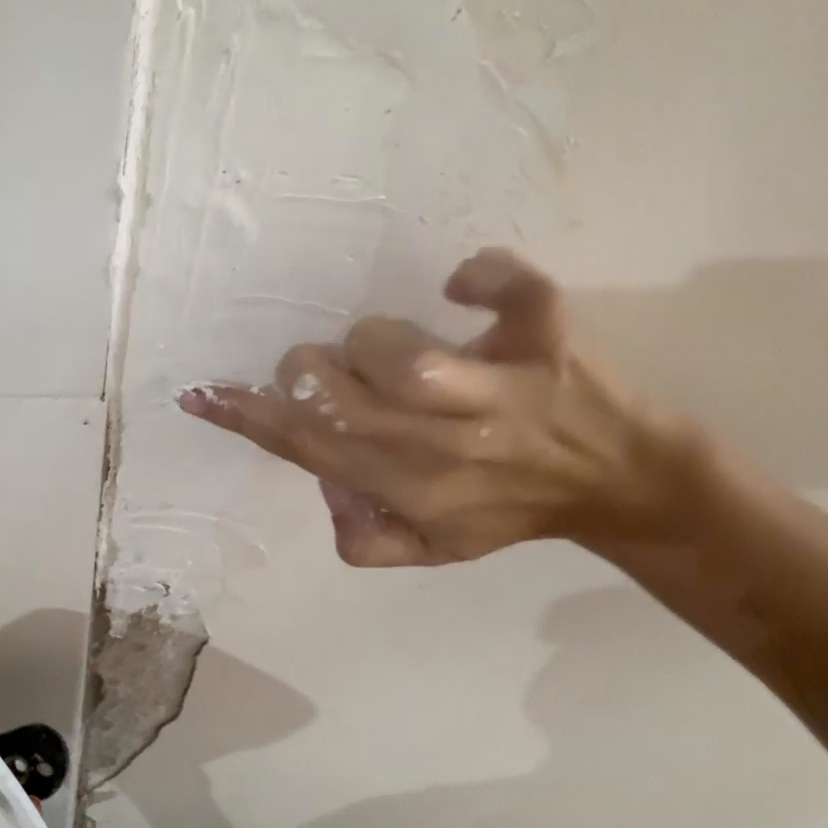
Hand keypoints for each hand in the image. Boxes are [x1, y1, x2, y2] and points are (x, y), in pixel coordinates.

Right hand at [179, 248, 693, 566]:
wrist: (624, 483)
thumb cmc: (512, 509)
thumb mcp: (432, 549)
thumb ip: (363, 537)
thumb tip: (322, 484)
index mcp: (409, 488)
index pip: (307, 447)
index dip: (246, 416)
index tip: (202, 392)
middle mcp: (444, 442)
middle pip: (333, 390)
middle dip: (311, 372)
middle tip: (336, 376)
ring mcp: (497, 389)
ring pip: (391, 348)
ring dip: (375, 341)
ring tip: (395, 353)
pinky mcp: (546, 338)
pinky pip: (503, 287)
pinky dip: (480, 277)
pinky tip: (462, 289)